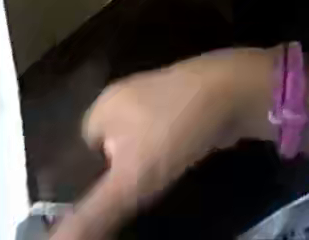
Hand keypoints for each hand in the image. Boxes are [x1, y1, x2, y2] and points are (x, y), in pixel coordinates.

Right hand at [50, 48, 273, 239]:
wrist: (232, 92)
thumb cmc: (173, 130)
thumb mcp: (128, 180)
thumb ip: (89, 216)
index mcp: (102, 106)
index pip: (76, 155)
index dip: (84, 186)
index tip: (100, 211)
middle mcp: (124, 96)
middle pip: (107, 150)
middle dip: (115, 179)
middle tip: (127, 205)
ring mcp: (156, 97)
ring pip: (135, 145)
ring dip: (141, 170)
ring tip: (148, 195)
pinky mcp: (182, 103)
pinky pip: (161, 139)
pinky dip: (163, 157)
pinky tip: (173, 170)